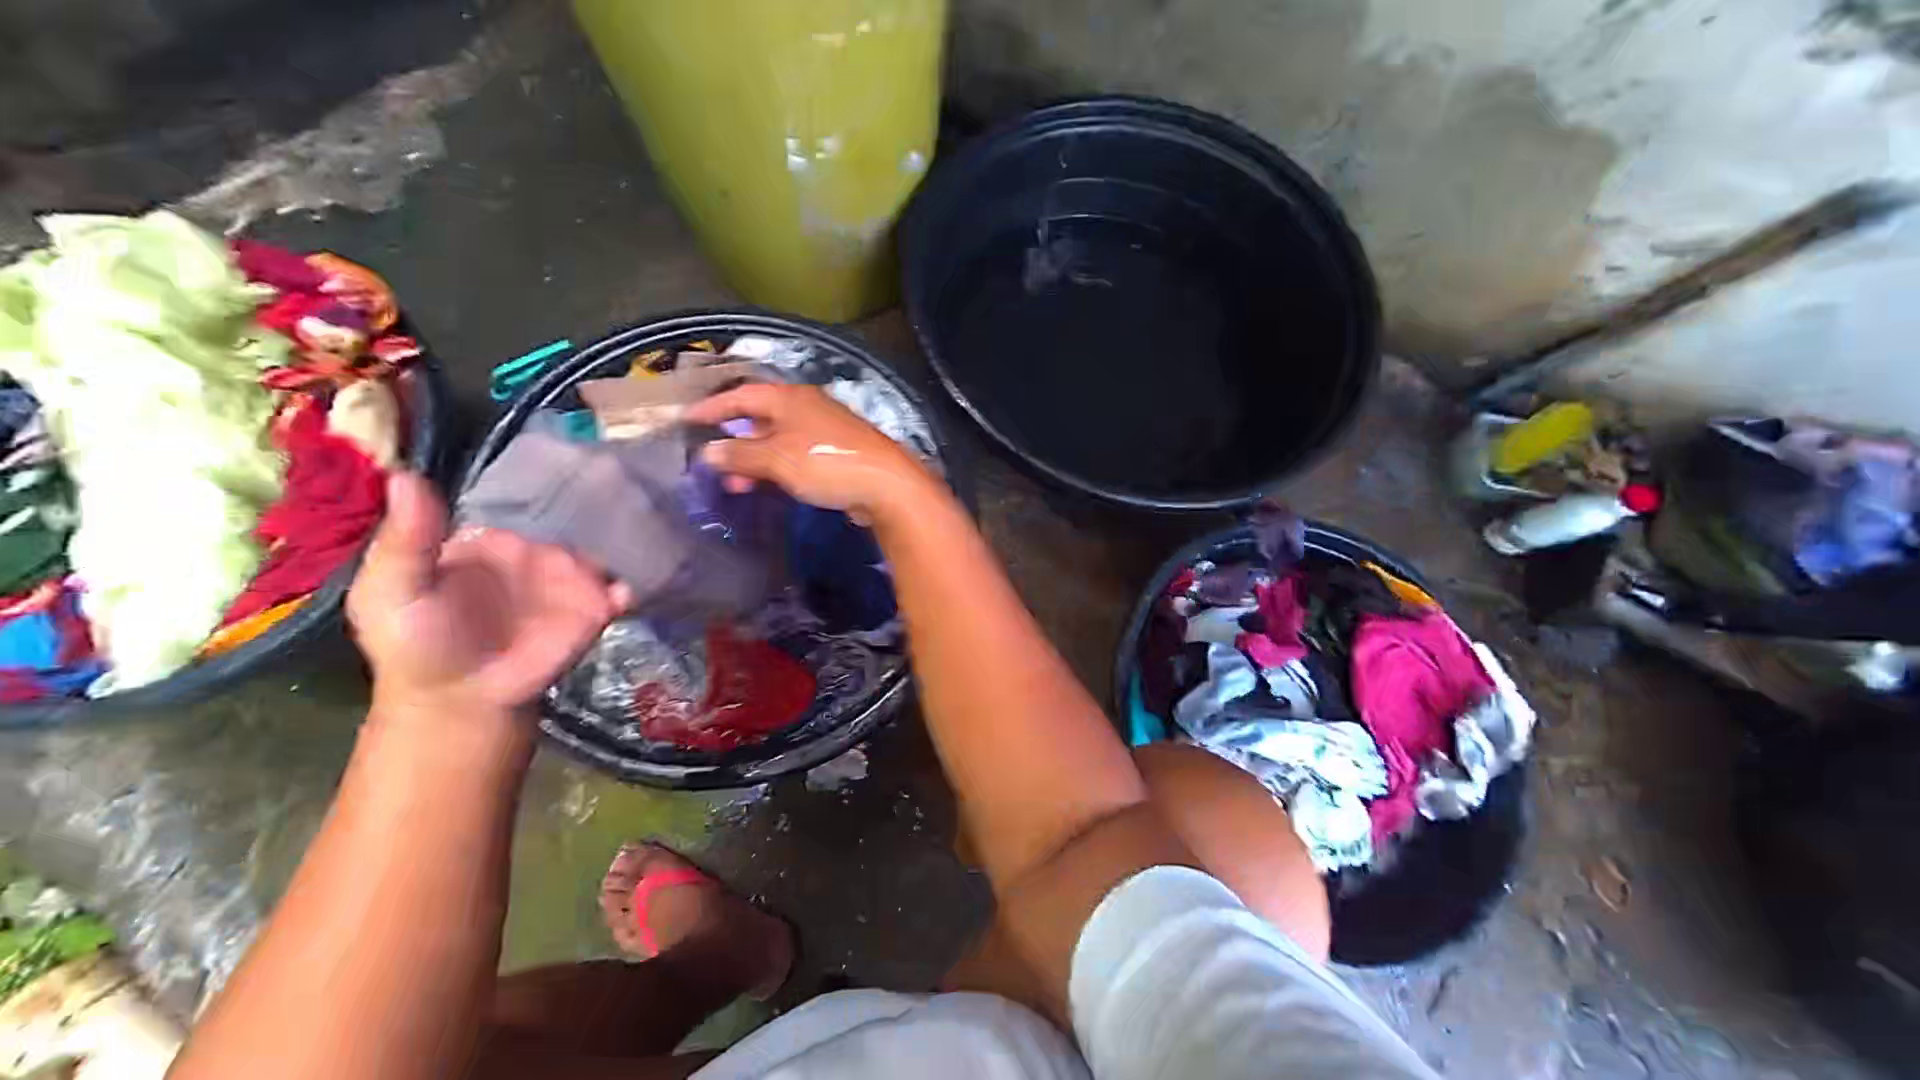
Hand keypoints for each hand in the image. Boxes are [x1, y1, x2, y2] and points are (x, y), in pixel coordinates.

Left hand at [347, 473, 629, 725]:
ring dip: (632, 526)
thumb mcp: (393, 590)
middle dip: (605, 488)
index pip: (527, 492)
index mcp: (497, 534)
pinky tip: (642, 570)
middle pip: (579, 509)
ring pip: (610, 541)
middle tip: (627, 467)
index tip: (577, 445)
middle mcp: (542, 548)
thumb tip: (405, 474)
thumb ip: (407, 540)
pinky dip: (642, 576)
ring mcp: (573, 577)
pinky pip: (627, 586)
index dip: (549, 469)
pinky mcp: (597, 607)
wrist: (462, 702)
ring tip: (653, 506)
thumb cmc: (419, 643)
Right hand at [684, 383, 939, 519]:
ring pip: (778, 440)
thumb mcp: (776, 459)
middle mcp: (807, 407)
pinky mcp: (837, 454)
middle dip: (734, 440)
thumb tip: (709, 451)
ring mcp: (825, 430)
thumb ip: (740, 454)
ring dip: (754, 460)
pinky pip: (796, 456)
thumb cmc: (826, 463)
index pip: (741, 394)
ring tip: (737, 486)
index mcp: (790, 398)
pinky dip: (777, 468)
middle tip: (713, 463)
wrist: (886, 486)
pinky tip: (770, 487)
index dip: (713, 407)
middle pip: (760, 417)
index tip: (687, 420)